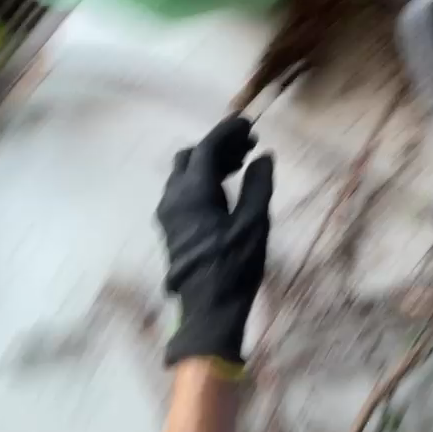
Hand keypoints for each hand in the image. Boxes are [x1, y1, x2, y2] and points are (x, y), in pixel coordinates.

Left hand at [158, 117, 272, 366]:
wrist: (208, 308)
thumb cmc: (234, 264)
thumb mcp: (254, 222)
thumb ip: (258, 185)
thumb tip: (263, 157)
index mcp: (193, 193)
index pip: (207, 149)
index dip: (227, 132)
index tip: (249, 123)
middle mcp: (173, 198)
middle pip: (190, 157)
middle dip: (219, 145)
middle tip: (250, 144)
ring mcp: (169, 214)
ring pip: (184, 173)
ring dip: (211, 161)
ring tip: (242, 162)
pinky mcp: (173, 227)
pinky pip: (184, 189)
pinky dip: (204, 178)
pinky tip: (227, 186)